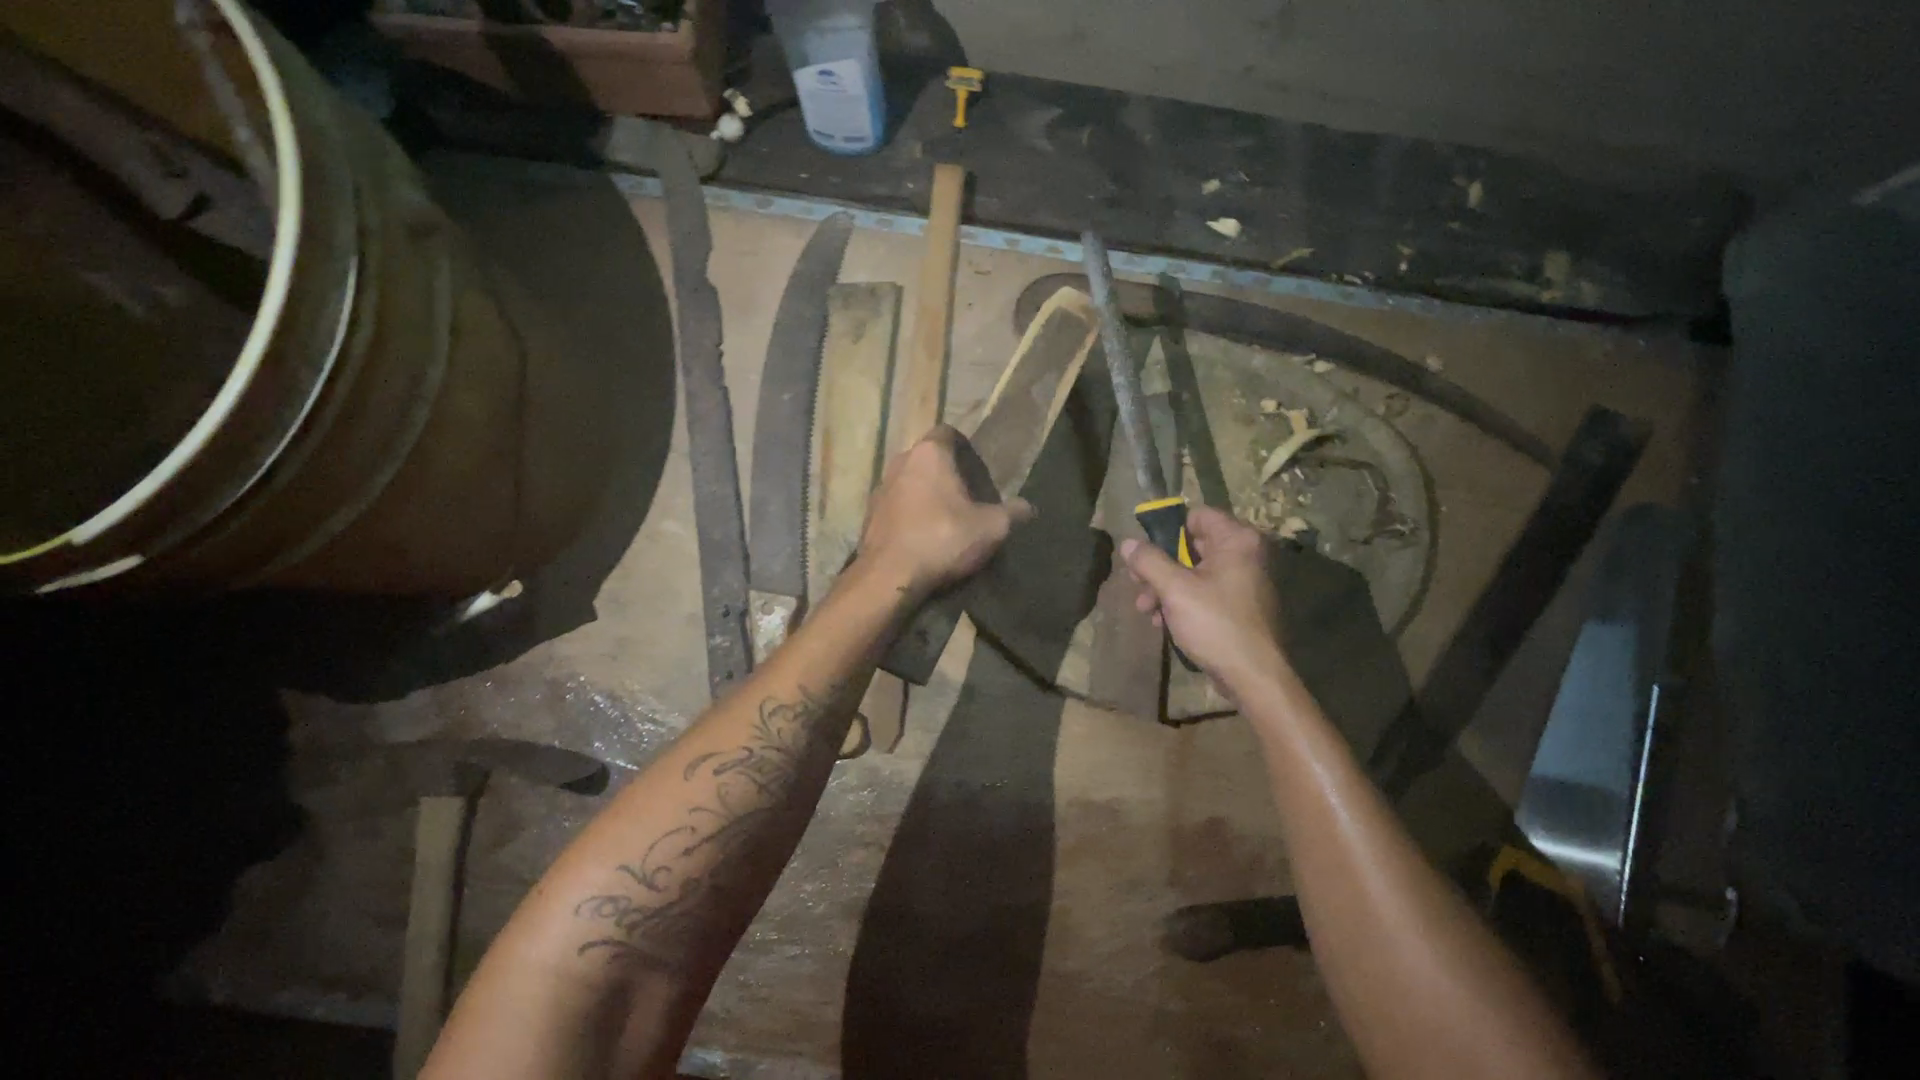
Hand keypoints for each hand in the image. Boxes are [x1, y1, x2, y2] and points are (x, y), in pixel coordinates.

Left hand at [859, 426, 1034, 601]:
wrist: (888, 577)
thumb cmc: (942, 540)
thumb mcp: (990, 528)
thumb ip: (1012, 513)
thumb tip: (1028, 508)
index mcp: (929, 454)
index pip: (949, 433)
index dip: (966, 448)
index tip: (979, 472)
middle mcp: (900, 462)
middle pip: (929, 459)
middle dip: (947, 474)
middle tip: (968, 498)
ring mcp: (880, 488)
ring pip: (910, 482)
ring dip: (927, 495)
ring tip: (947, 520)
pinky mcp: (869, 515)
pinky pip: (896, 506)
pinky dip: (910, 515)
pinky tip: (924, 538)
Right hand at [1122, 505, 1287, 689]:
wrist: (1253, 675)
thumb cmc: (1215, 624)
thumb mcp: (1174, 590)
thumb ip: (1149, 562)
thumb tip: (1127, 543)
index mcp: (1236, 540)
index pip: (1196, 516)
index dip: (1167, 531)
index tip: (1144, 553)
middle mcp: (1245, 554)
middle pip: (1192, 546)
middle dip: (1160, 566)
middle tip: (1138, 586)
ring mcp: (1245, 581)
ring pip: (1195, 572)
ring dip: (1166, 588)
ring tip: (1146, 610)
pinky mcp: (1240, 606)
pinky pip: (1205, 593)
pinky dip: (1183, 602)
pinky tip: (1164, 622)